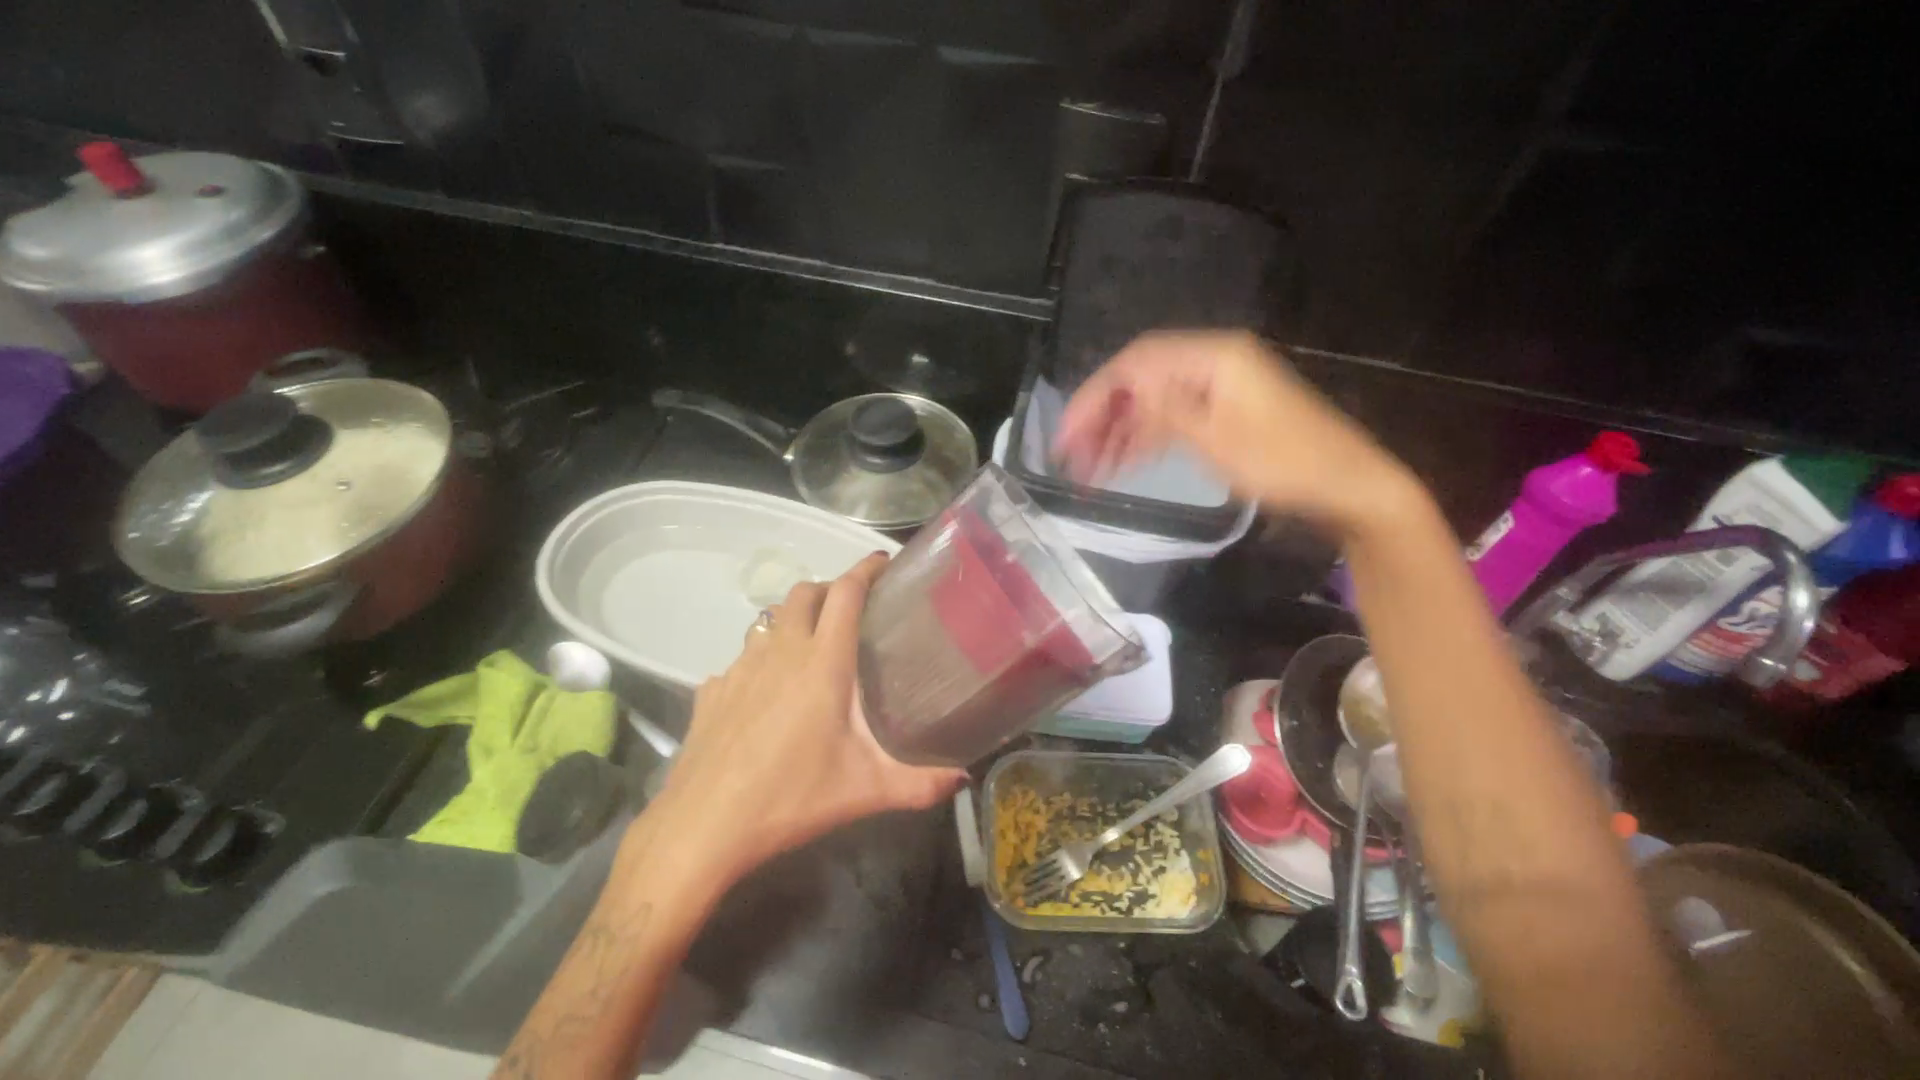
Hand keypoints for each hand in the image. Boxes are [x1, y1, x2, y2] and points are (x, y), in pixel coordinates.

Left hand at [648, 553, 965, 885]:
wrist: (703, 825)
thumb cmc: (791, 798)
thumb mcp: (865, 791)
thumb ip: (920, 783)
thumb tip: (963, 777)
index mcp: (822, 663)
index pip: (845, 594)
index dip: (865, 570)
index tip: (883, 563)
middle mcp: (779, 652)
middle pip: (803, 594)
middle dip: (829, 589)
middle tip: (853, 610)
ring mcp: (738, 669)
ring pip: (768, 623)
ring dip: (792, 622)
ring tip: (812, 648)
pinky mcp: (711, 692)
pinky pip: (740, 661)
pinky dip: (760, 662)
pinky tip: (767, 694)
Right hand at [1052, 330, 1416, 536]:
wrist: (1349, 487)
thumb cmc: (1287, 464)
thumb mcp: (1218, 442)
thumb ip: (1164, 413)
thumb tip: (1122, 390)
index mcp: (1214, 357)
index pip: (1137, 363)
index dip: (1096, 396)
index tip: (1066, 434)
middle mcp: (1213, 363)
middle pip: (1141, 381)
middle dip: (1102, 417)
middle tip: (1069, 457)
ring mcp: (1220, 389)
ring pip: (1153, 403)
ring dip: (1119, 434)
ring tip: (1087, 471)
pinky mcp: (1225, 414)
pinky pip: (1173, 420)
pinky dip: (1146, 441)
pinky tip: (1120, 467)